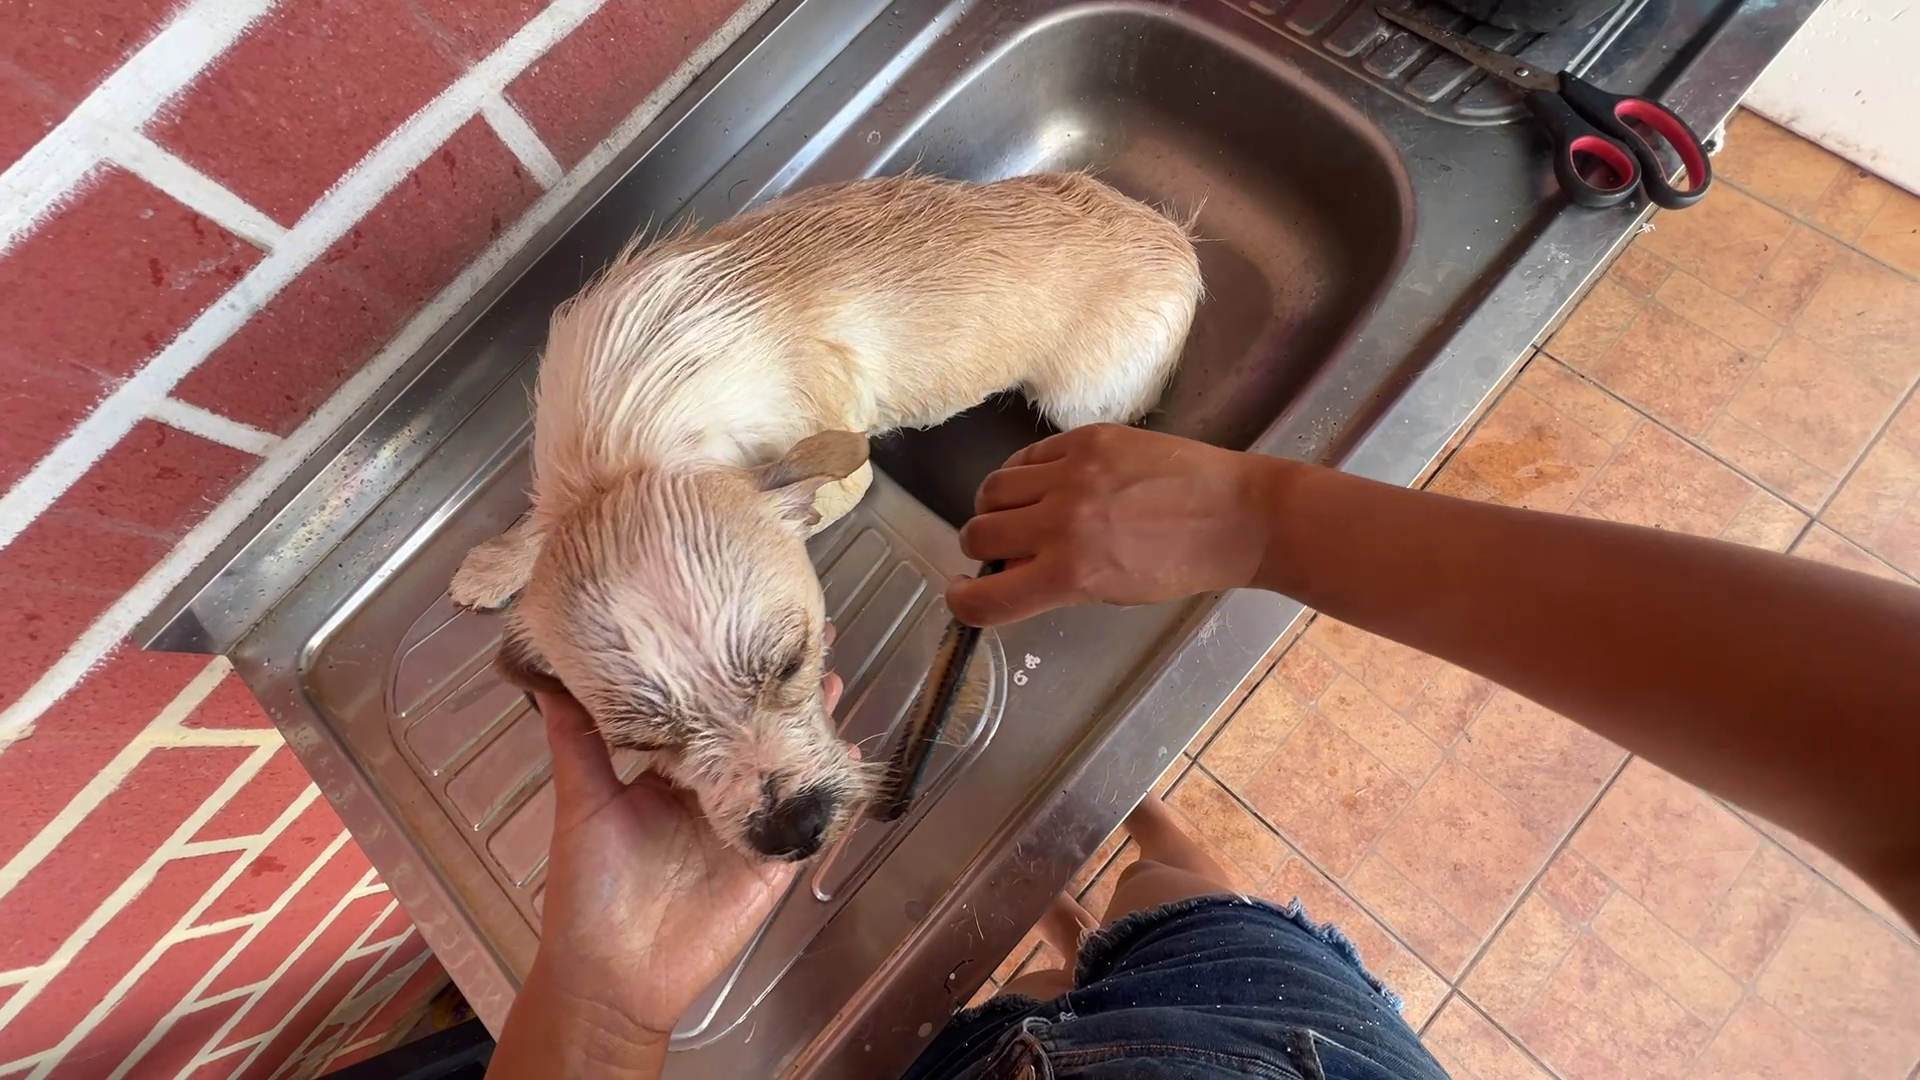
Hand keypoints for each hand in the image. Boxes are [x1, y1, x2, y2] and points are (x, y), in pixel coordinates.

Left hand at [521, 660, 845, 1045]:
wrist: (611, 974)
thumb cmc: (592, 885)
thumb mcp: (583, 804)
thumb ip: (579, 743)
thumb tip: (552, 675)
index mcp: (681, 775)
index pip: (718, 713)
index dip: (739, 676)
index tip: (757, 630)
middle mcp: (723, 791)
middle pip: (763, 732)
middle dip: (788, 692)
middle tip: (815, 645)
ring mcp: (752, 824)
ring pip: (791, 766)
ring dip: (815, 729)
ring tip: (834, 686)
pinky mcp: (773, 858)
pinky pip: (808, 818)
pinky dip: (832, 789)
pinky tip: (848, 757)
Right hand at [948, 425, 1283, 625]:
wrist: (1239, 514)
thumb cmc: (1179, 567)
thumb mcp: (1110, 594)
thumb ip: (1052, 583)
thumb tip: (1008, 567)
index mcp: (1071, 577)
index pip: (985, 600)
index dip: (964, 603)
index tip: (965, 595)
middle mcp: (1062, 523)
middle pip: (976, 534)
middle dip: (981, 549)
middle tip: (1006, 548)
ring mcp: (1072, 475)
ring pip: (991, 490)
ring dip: (996, 508)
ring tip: (1023, 511)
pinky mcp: (1086, 439)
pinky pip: (1025, 457)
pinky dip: (1025, 475)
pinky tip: (1045, 483)